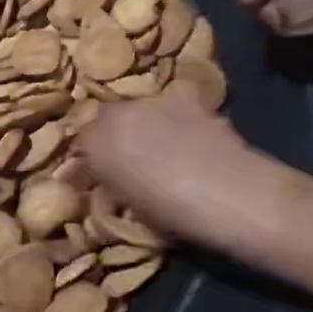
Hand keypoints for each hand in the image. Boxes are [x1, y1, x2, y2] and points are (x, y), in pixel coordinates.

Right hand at [79, 95, 261, 243]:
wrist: (231, 193)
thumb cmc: (173, 214)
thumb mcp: (131, 207)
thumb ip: (115, 184)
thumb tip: (116, 179)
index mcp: (95, 144)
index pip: (81, 143)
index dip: (94, 158)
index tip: (106, 173)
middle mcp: (117, 114)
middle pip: (107, 118)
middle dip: (115, 134)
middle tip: (132, 158)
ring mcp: (152, 101)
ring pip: (138, 110)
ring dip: (144, 124)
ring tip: (165, 148)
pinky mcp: (186, 97)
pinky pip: (169, 108)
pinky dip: (173, 120)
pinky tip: (190, 141)